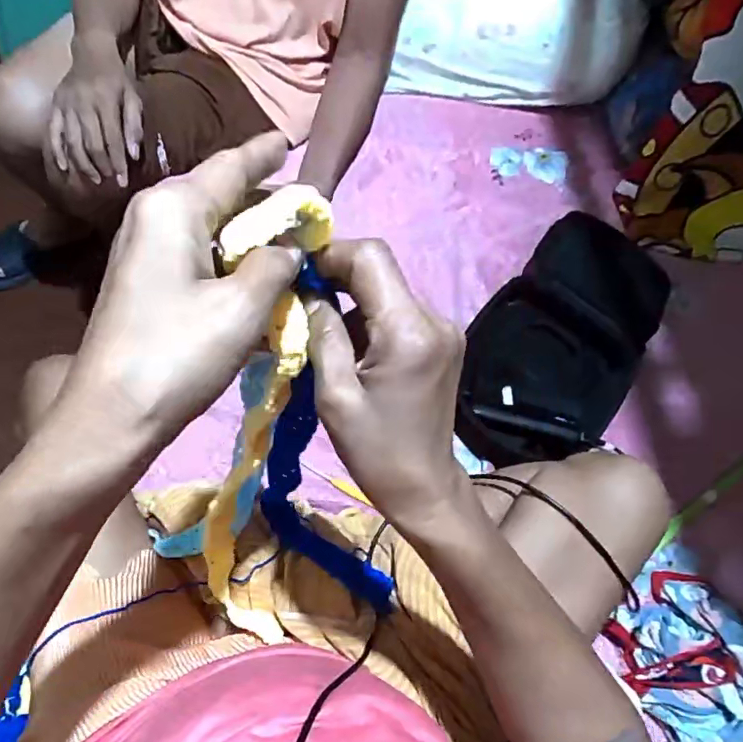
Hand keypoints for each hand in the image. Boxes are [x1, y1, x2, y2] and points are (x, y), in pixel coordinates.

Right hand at [49, 39, 141, 186]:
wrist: (91, 50)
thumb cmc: (117, 79)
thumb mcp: (133, 96)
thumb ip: (134, 125)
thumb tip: (133, 155)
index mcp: (105, 100)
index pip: (112, 140)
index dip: (118, 163)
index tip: (124, 181)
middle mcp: (83, 103)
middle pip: (92, 144)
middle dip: (103, 166)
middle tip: (111, 181)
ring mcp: (66, 104)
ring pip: (73, 142)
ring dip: (84, 164)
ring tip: (95, 179)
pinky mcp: (55, 105)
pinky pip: (53, 132)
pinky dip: (57, 152)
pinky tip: (64, 168)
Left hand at [59, 132, 302, 446]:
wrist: (113, 414)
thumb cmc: (178, 354)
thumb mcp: (241, 307)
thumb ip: (275, 265)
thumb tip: (289, 246)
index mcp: (174, 207)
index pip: (231, 166)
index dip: (266, 155)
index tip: (290, 141)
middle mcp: (154, 218)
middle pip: (221, 199)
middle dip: (265, 209)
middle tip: (307, 219)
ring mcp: (145, 255)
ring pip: (212, 237)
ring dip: (251, 247)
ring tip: (292, 255)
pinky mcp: (146, 289)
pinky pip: (199, 266)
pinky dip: (231, 274)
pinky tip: (259, 293)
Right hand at [307, 240, 473, 528]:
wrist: (424, 487)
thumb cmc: (375, 451)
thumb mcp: (335, 396)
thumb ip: (323, 335)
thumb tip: (308, 293)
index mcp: (409, 331)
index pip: (371, 257)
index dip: (331, 254)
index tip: (298, 273)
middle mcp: (435, 319)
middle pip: (381, 270)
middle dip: (337, 278)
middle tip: (301, 303)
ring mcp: (444, 330)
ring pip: (388, 292)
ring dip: (353, 303)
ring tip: (323, 335)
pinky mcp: (444, 343)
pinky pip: (400, 314)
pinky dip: (371, 321)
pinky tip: (352, 351)